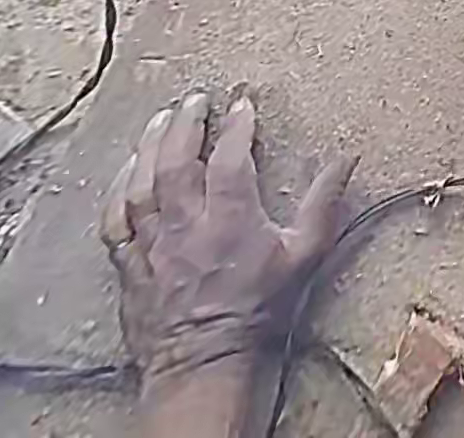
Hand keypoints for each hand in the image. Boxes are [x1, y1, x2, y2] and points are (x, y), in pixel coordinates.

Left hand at [99, 92, 357, 388]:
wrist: (207, 365)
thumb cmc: (260, 308)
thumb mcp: (305, 254)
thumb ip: (325, 202)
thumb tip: (348, 158)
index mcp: (230, 220)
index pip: (229, 158)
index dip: (236, 125)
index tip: (243, 103)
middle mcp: (186, 226)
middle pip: (175, 162)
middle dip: (185, 123)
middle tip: (196, 97)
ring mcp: (153, 244)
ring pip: (141, 183)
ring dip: (150, 145)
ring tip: (162, 117)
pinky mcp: (130, 264)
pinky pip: (114, 219)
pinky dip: (118, 188)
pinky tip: (127, 167)